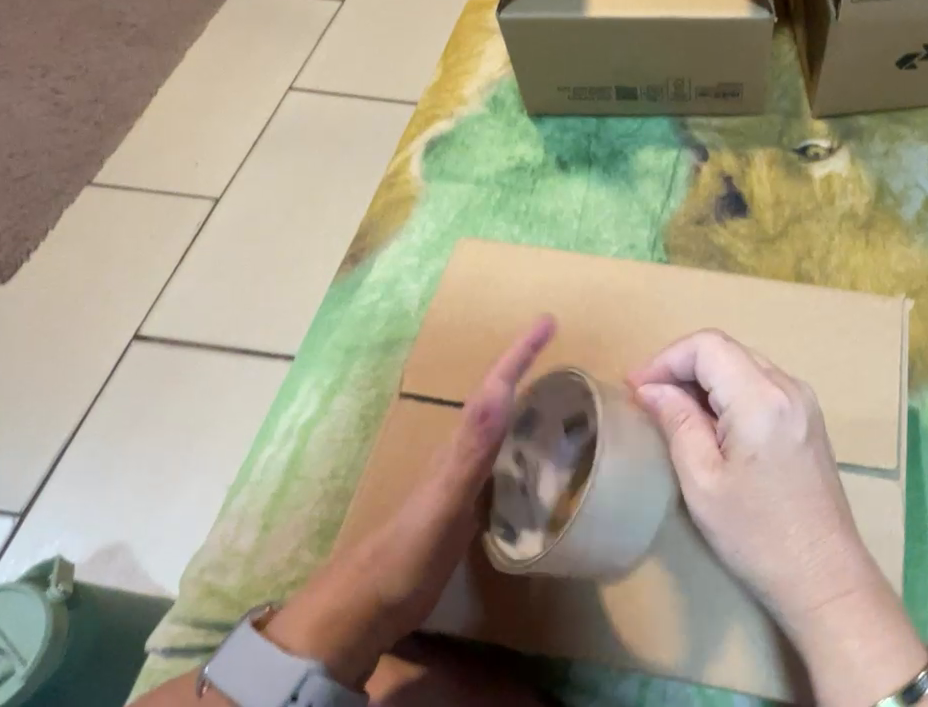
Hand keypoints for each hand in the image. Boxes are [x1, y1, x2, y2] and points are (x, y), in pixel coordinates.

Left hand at [263, 316, 555, 687]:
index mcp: (462, 445)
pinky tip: (539, 462)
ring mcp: (464, 482)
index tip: (547, 320)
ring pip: (502, 430)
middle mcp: (464, 455)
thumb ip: (472, 448)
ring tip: (558, 392)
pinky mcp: (469, 508)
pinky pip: (504, 464)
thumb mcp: (445, 499)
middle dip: (525, 366)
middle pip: (499, 398)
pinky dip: (524, 449)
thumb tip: (499, 389)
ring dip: (526, 403)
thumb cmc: (407, 552)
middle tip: (555, 344)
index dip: (520, 353)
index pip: (496, 387)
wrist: (369, 606)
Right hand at [625, 331, 886, 638]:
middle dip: (682, 366)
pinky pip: (762, 384)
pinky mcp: (809, 417)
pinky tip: (710, 423)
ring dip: (705, 379)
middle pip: (727, 350)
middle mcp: (789, 386)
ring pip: (744, 363)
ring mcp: (804, 400)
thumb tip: (650, 388)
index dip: (665, 358)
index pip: (707, 345)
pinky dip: (729, 391)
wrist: (823, 574)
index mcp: (762, 397)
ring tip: (672, 411)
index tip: (635, 388)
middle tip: (647, 399)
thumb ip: (676, 422)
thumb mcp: (702, 481)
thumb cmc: (756, 534)